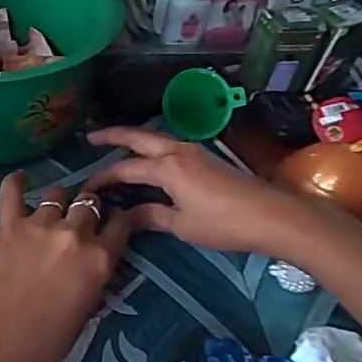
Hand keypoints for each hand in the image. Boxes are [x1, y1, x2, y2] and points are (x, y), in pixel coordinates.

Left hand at [0, 173, 130, 361]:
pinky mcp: (10, 224)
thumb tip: (96, 261)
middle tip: (77, 221)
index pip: (120, 223)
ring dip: (57, 202)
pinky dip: (17, 182)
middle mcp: (75, 234)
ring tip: (51, 212)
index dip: (117, 220)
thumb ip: (96, 276)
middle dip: (87, 210)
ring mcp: (41, 225)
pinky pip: (12, 190)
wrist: (3, 339)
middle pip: (89, 204)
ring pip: (57, 194)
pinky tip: (21, 180)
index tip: (111, 222)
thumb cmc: (51, 337)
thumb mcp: (89, 307)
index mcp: (101, 258)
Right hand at [82, 126, 312, 255]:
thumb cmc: (226, 223)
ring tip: (114, 145)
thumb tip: (125, 216)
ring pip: (154, 138)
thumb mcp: (182, 225)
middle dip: (112, 135)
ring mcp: (193, 152)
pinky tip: (147, 158)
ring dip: (132, 139)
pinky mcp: (205, 159)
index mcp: (167, 168)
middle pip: (137, 137)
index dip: (102, 178)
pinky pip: (167, 146)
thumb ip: (150, 216)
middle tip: (90, 137)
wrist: (276, 217)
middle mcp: (177, 152)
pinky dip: (149, 147)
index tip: (86, 188)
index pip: (124, 169)